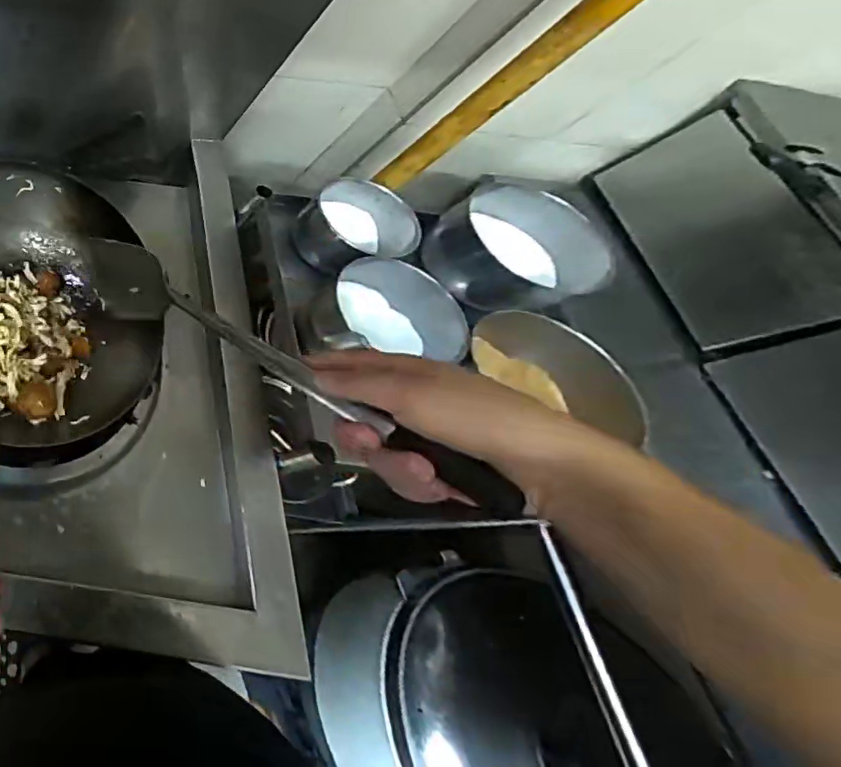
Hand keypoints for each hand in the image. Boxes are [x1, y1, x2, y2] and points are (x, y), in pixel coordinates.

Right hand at [309, 350, 621, 505]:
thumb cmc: (478, 418)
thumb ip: (357, 384)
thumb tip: (313, 372)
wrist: (552, 471)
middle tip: (369, 443)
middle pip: (357, 416)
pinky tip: (441, 485)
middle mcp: (412, 400)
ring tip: (425, 473)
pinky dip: (420, 483)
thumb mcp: (410, 394)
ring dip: (395, 466)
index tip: (295, 379)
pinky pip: (407, 475)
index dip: (322, 369)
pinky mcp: (444, 467)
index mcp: (405, 372)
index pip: (350, 363)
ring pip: (380, 452)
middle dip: (360, 435)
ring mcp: (428, 435)